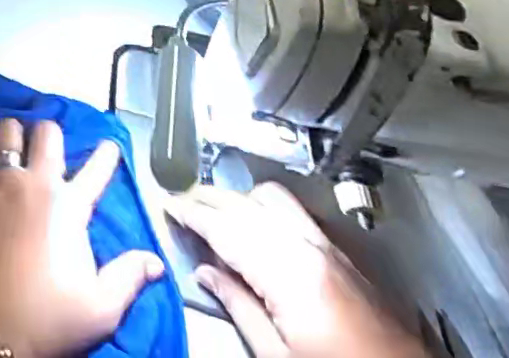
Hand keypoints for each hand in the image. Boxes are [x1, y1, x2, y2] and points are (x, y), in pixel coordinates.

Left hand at [0, 117, 164, 357]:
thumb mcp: (100, 306)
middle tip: (51, 145)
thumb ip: (129, 276)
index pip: (98, 170)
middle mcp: (37, 183)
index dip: (107, 155)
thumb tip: (158, 263)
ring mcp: (1, 187)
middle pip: (48, 135)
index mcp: (71, 204)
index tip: (110, 145)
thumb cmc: (47, 316)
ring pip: (6, 136)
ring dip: (10, 132)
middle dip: (51, 134)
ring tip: (12, 134)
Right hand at [166, 183, 436, 357]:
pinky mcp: (339, 252)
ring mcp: (327, 245)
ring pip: (273, 198)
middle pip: (248, 205)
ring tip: (214, 213)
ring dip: (239, 199)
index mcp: (290, 274)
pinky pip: (294, 212)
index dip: (194, 214)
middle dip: (211, 199)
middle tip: (181, 202)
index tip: (169, 203)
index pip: (228, 228)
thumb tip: (206, 273)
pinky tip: (253, 226)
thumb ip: (240, 309)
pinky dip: (265, 208)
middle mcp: (308, 246)